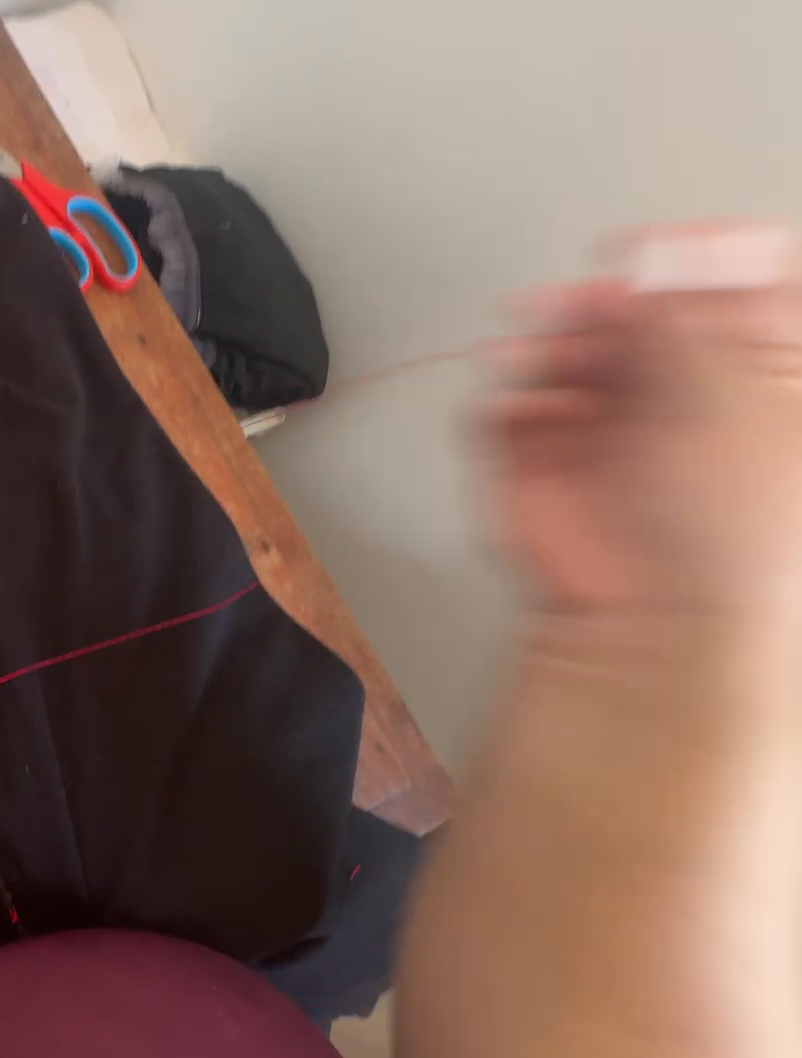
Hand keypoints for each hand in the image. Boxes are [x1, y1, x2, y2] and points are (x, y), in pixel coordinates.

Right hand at [487, 223, 801, 619]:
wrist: (640, 608)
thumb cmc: (718, 527)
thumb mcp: (729, 405)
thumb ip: (694, 325)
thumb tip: (675, 253)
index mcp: (755, 371)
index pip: (732, 286)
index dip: (694, 258)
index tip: (652, 250)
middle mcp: (676, 389)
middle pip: (633, 313)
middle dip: (600, 302)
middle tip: (578, 304)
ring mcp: (599, 422)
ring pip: (560, 353)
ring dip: (539, 348)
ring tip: (525, 359)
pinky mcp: (533, 452)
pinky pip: (504, 406)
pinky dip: (502, 402)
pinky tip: (516, 412)